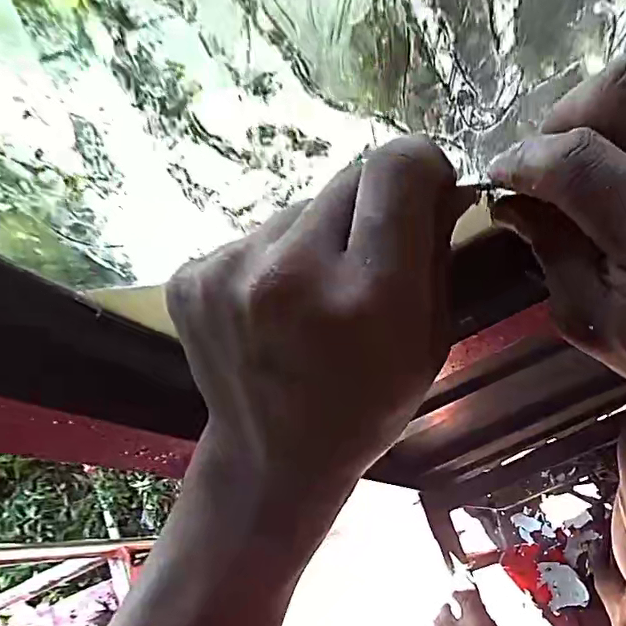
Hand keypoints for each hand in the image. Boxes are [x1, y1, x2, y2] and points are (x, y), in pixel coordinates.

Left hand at [167, 137, 463, 492]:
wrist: (275, 458)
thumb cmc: (368, 409)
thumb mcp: (428, 345)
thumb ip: (436, 259)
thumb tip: (435, 186)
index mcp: (368, 298)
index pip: (397, 167)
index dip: (421, 168)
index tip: (425, 193)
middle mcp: (293, 272)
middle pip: (350, 176)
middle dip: (373, 208)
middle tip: (368, 261)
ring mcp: (229, 272)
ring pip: (300, 208)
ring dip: (319, 238)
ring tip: (314, 299)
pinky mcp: (189, 276)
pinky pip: (256, 235)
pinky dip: (276, 260)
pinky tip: (276, 311)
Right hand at [486, 41, 625, 402]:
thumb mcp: (591, 319)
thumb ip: (550, 247)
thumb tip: (511, 195)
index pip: (577, 162)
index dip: (524, 159)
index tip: (501, 171)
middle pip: (621, 88)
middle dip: (562, 116)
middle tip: (546, 155)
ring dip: (612, 97)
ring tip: (593, 142)